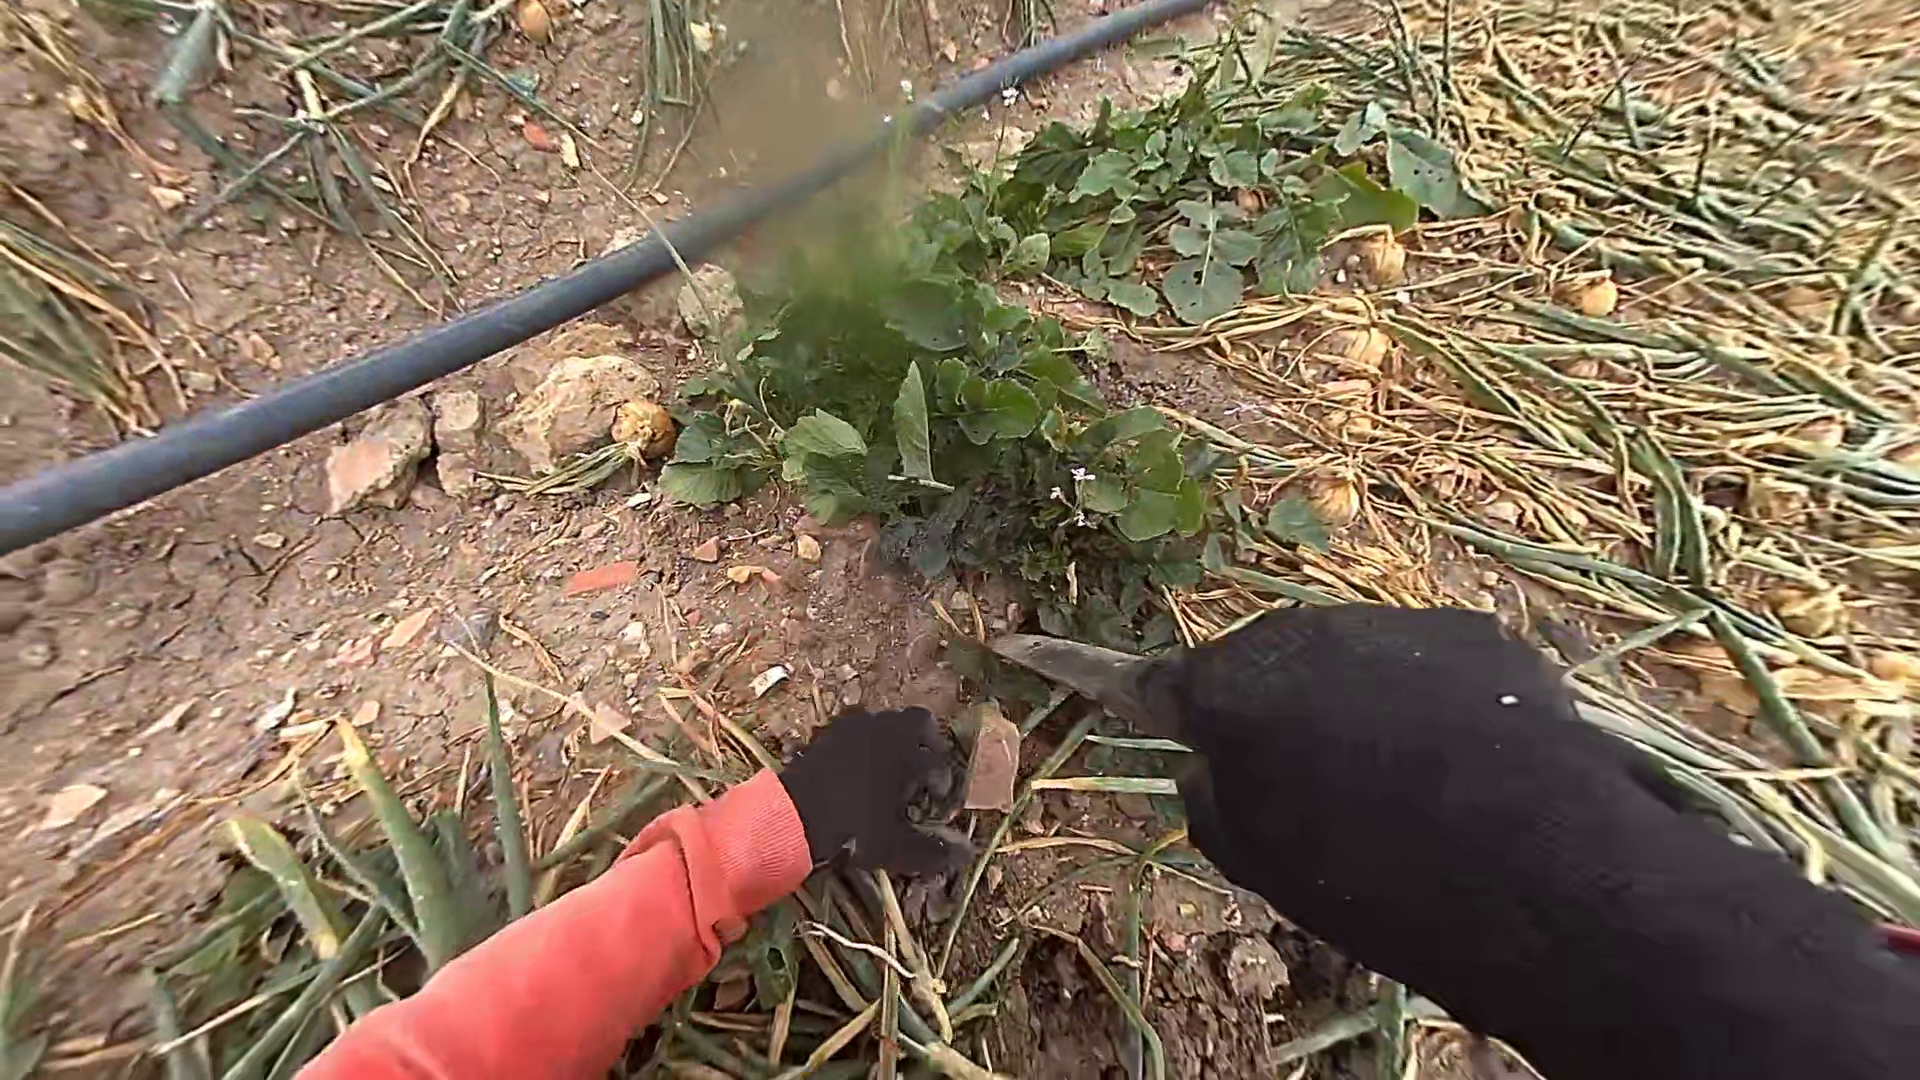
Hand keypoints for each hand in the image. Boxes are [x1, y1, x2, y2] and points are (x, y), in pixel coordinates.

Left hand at [779, 707, 966, 874]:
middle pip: (921, 722)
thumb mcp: (896, 848)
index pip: (939, 764)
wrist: (793, 815)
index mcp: (910, 754)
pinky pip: (859, 725)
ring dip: (896, 737)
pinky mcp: (833, 728)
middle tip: (924, 765)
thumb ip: (935, 850)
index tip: (937, 800)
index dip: (942, 783)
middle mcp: (889, 731)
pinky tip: (859, 762)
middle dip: (929, 741)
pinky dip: (866, 739)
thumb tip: (968, 853)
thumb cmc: (853, 830)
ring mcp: (859, 725)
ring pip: (889, 720)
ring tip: (891, 765)